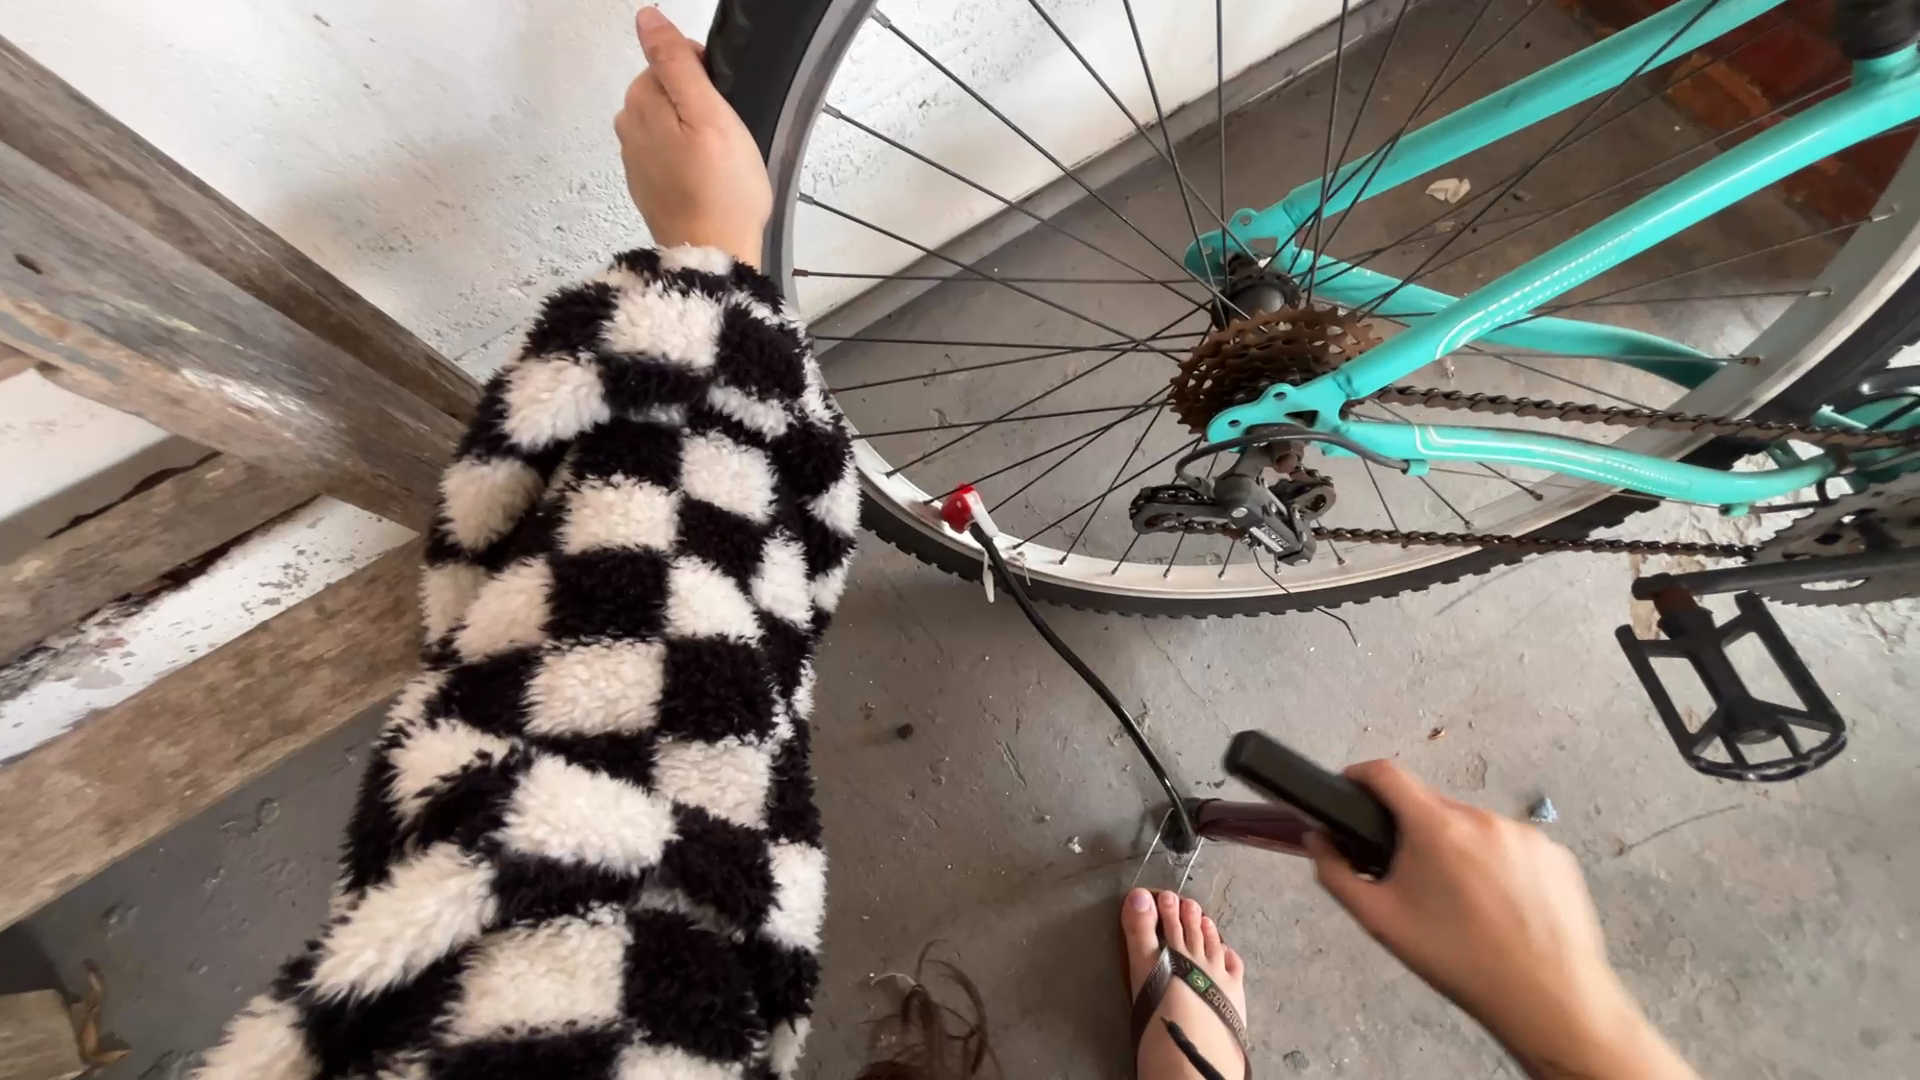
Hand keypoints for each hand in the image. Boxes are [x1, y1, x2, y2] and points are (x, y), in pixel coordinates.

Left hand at [616, 6, 771, 267]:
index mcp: (641, 101)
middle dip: (695, 111)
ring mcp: (635, 163)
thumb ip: (677, 63)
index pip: (670, 61)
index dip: (706, 79)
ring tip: (718, 170)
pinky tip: (705, 188)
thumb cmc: (723, 190)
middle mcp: (628, 127)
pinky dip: (685, 169)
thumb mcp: (711, 116)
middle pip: (665, 96)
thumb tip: (647, 18)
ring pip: (665, 130)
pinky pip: (666, 162)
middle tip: (727, 145)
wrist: (712, 258)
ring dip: (690, 141)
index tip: (727, 111)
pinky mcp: (647, 193)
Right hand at [1306, 761, 1695, 1079]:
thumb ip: (1334, 873)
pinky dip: (1494, 859)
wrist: (1554, 1006)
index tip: (1351, 788)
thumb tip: (1317, 839)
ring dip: (1454, 844)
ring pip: (1469, 823)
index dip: (1360, 775)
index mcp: (1435, 828)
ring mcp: (1524, 835)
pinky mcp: (1556, 854)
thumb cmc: (1463, 963)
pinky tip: (1496, 900)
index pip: (1385, 772)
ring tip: (1459, 895)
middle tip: (1410, 872)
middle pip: (1428, 803)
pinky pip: (1508, 841)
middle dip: (1411, 827)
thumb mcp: (1380, 921)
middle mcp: (1481, 819)